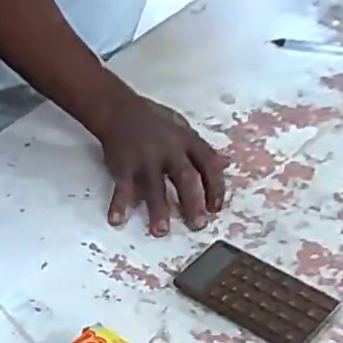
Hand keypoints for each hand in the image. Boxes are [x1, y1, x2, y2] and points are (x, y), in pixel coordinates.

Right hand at [95, 94, 228, 235]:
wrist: (119, 110)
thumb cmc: (153, 121)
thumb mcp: (182, 129)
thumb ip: (200, 149)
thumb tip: (225, 163)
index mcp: (186, 141)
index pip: (208, 164)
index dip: (215, 187)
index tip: (216, 209)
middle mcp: (168, 150)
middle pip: (185, 178)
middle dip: (192, 203)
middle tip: (198, 226)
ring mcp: (144, 159)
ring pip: (154, 186)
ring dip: (158, 210)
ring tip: (161, 232)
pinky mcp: (123, 166)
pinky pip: (122, 188)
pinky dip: (118, 204)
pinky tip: (116, 221)